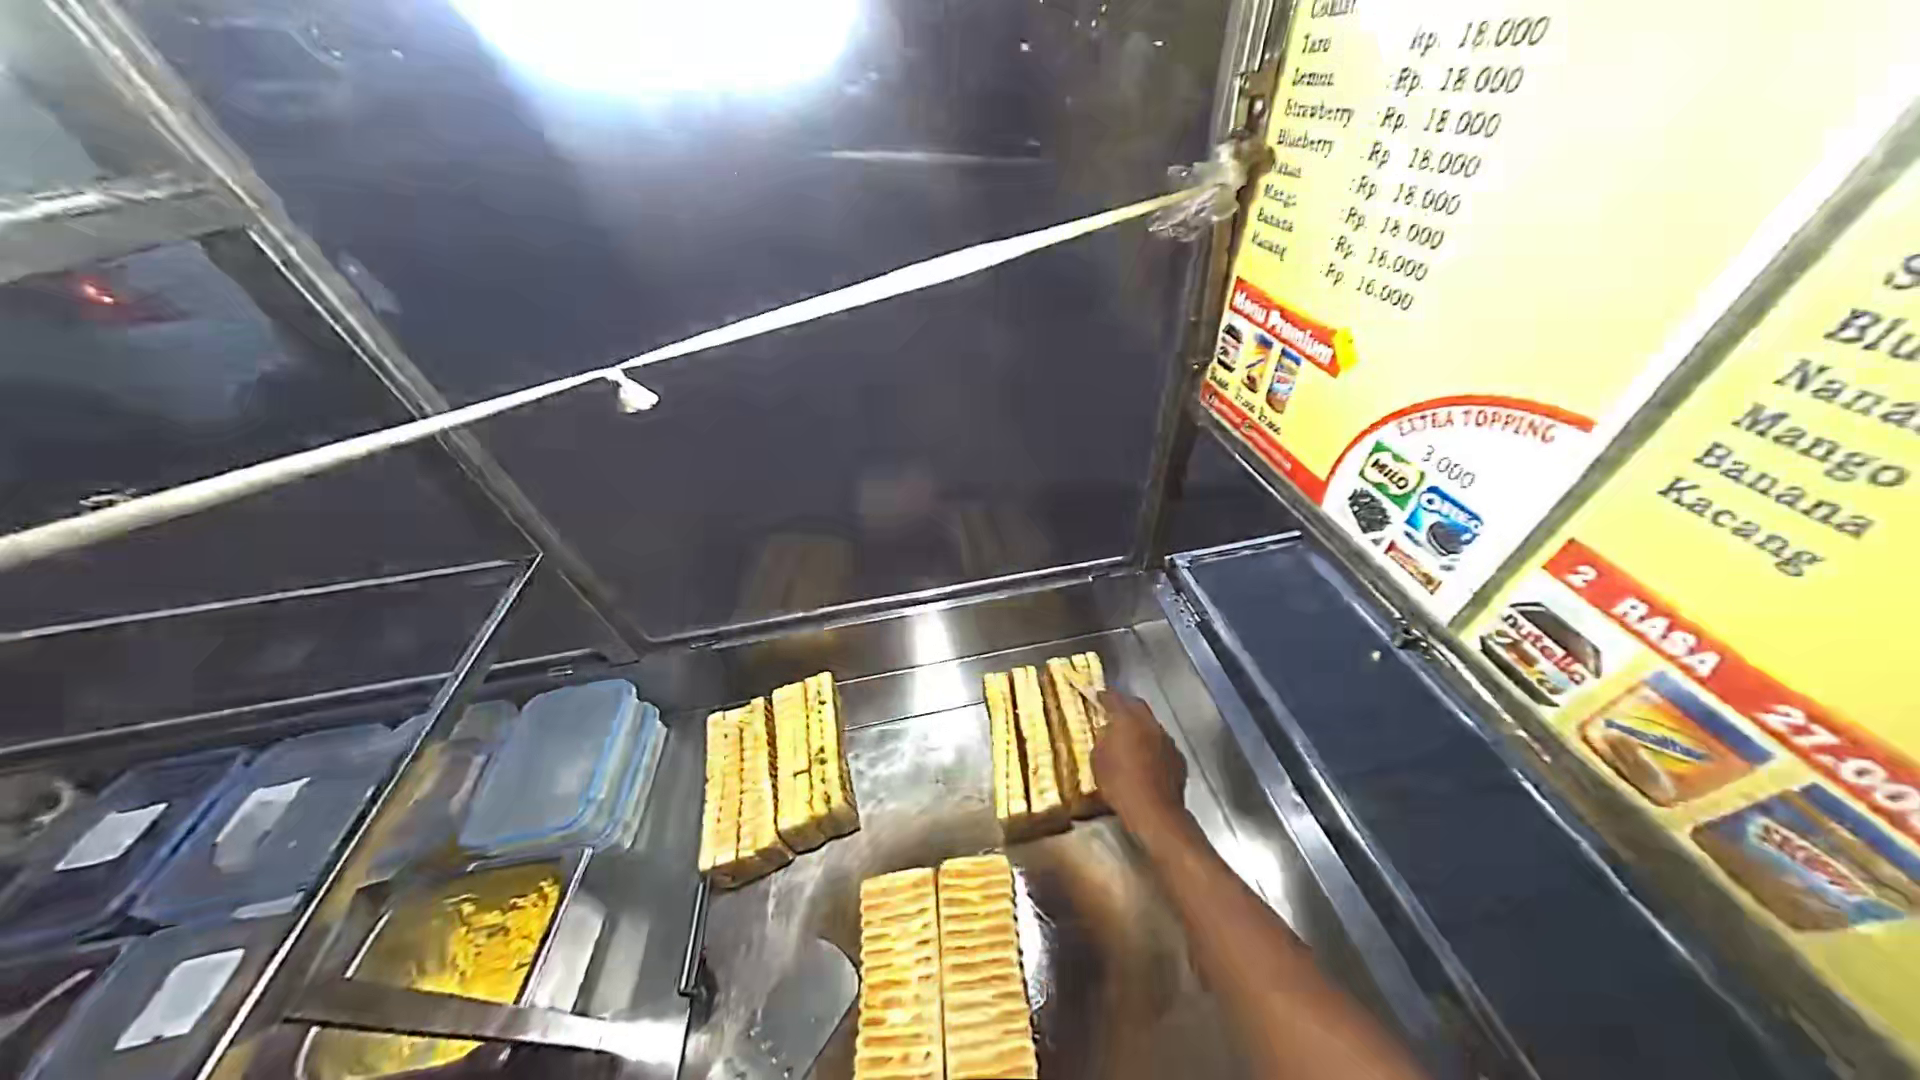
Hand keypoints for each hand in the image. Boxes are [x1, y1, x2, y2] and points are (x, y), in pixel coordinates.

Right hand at [1092, 691, 1188, 832]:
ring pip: (1152, 725)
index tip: (1098, 696)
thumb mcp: (1098, 760)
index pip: (1114, 698)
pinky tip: (1147, 759)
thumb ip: (1102, 739)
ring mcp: (1167, 740)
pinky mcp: (1178, 758)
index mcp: (1127, 720)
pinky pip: (1162, 744)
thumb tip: (1107, 731)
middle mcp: (1150, 724)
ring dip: (1141, 727)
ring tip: (1130, 738)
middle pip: (1137, 706)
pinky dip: (1153, 745)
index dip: (1105, 696)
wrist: (1154, 812)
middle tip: (1113, 712)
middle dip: (1125, 706)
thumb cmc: (1119, 784)